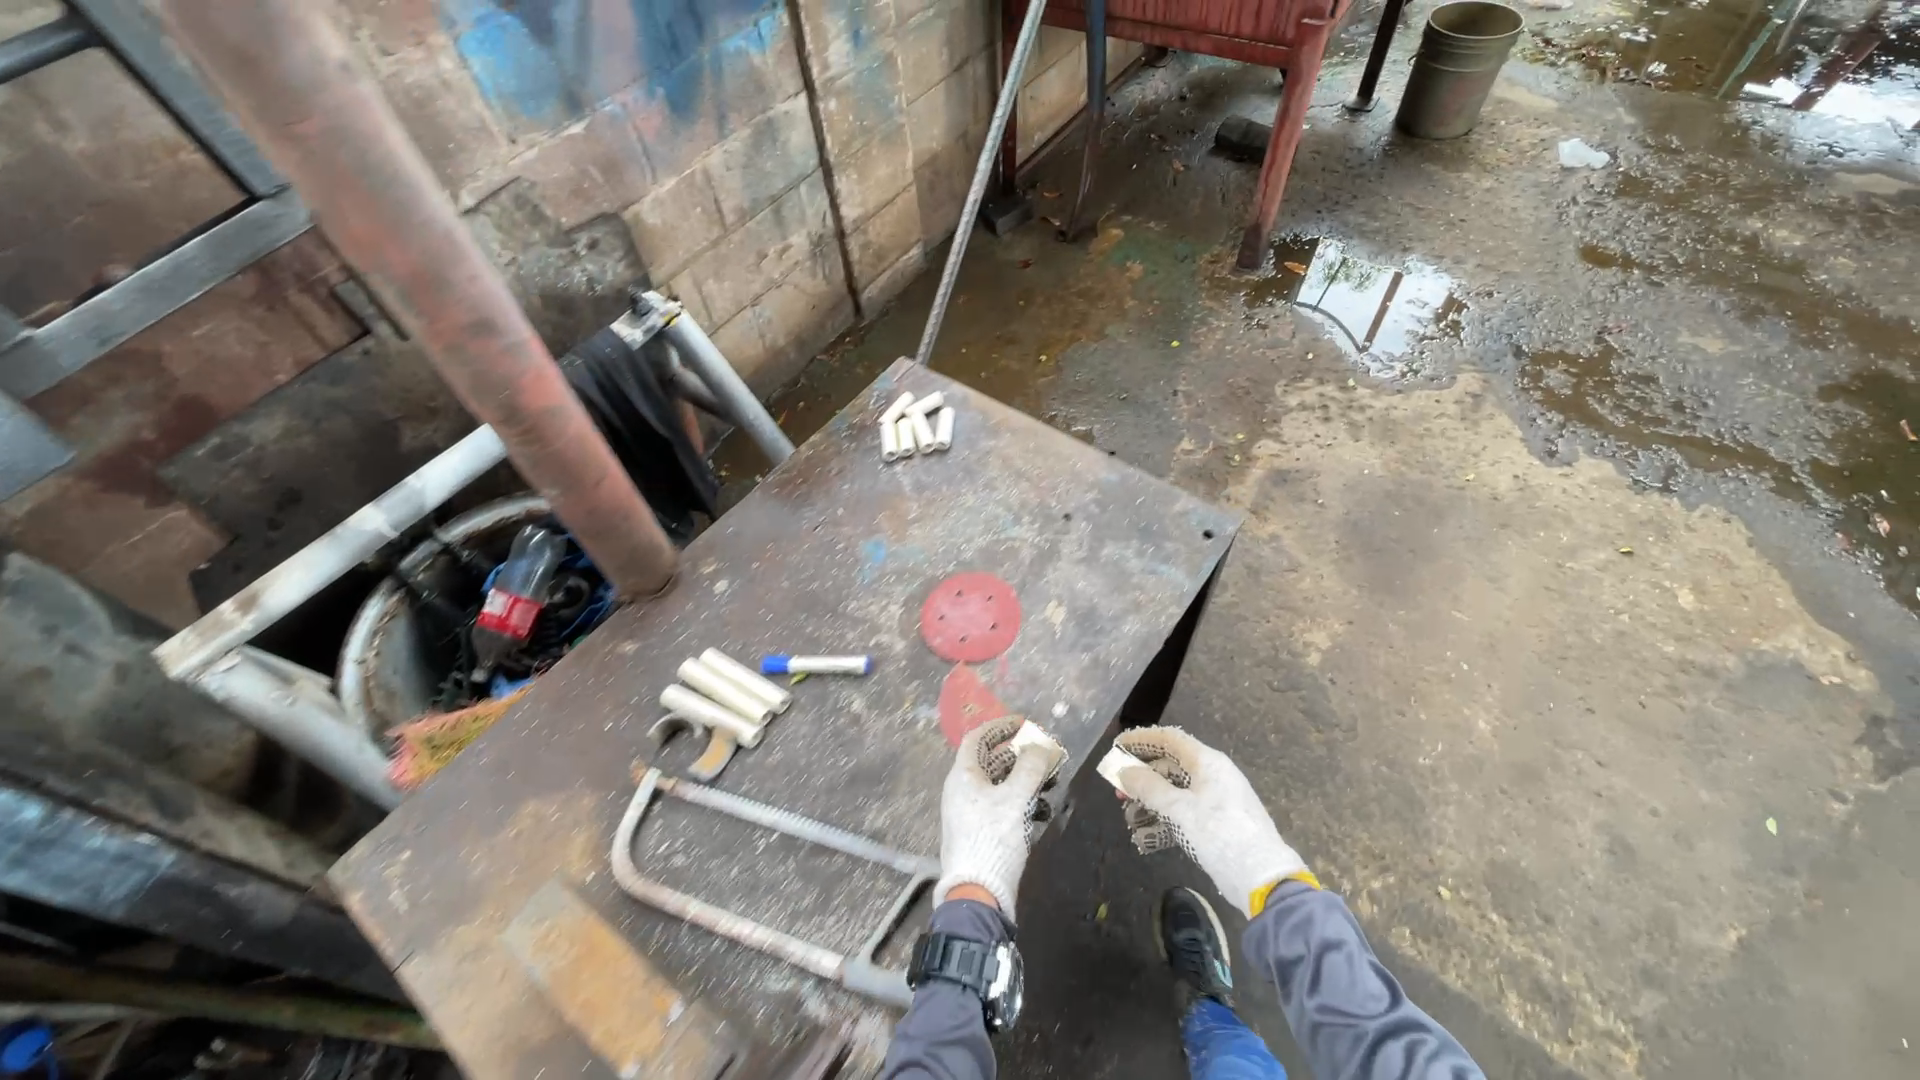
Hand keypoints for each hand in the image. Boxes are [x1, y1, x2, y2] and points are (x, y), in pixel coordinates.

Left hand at [935, 717, 1064, 917]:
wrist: (977, 893)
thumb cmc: (993, 838)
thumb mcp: (1016, 798)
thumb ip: (1031, 768)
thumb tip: (1040, 747)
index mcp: (963, 776)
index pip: (977, 739)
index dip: (999, 727)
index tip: (1023, 724)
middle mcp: (961, 791)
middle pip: (990, 762)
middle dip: (1019, 756)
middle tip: (1044, 755)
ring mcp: (968, 814)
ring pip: (998, 786)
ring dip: (1024, 781)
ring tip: (1049, 784)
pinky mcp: (979, 834)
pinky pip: (1000, 808)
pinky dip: (1020, 803)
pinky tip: (1041, 813)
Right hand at [1113, 727, 1307, 916]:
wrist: (1262, 878)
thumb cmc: (1219, 834)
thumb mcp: (1179, 809)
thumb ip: (1149, 787)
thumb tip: (1124, 771)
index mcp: (1207, 762)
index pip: (1169, 739)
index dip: (1140, 740)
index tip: (1115, 749)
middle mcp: (1212, 776)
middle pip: (1169, 767)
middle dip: (1141, 779)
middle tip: (1117, 793)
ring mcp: (1216, 801)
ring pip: (1175, 793)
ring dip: (1149, 804)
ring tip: (1130, 821)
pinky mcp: (1216, 824)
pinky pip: (1184, 814)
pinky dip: (1164, 822)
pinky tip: (1146, 840)